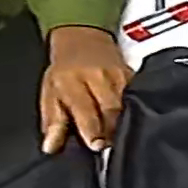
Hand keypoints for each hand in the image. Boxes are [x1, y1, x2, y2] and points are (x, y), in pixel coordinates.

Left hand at [40, 26, 131, 153]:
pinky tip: (138, 119)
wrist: (83, 41)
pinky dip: (138, 108)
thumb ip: (53, 121)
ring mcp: (119, 75)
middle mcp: (97, 78)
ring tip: (127, 136)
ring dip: (127, 121)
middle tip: (113, 146)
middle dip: (113, 129)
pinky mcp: (134, 75)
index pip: (84, 109)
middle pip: (111, 107)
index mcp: (72, 82)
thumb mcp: (49, 94)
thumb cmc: (64, 71)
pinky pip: (139, 95)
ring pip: (128, 103)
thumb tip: (51, 146)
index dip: (92, 129)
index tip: (97, 146)